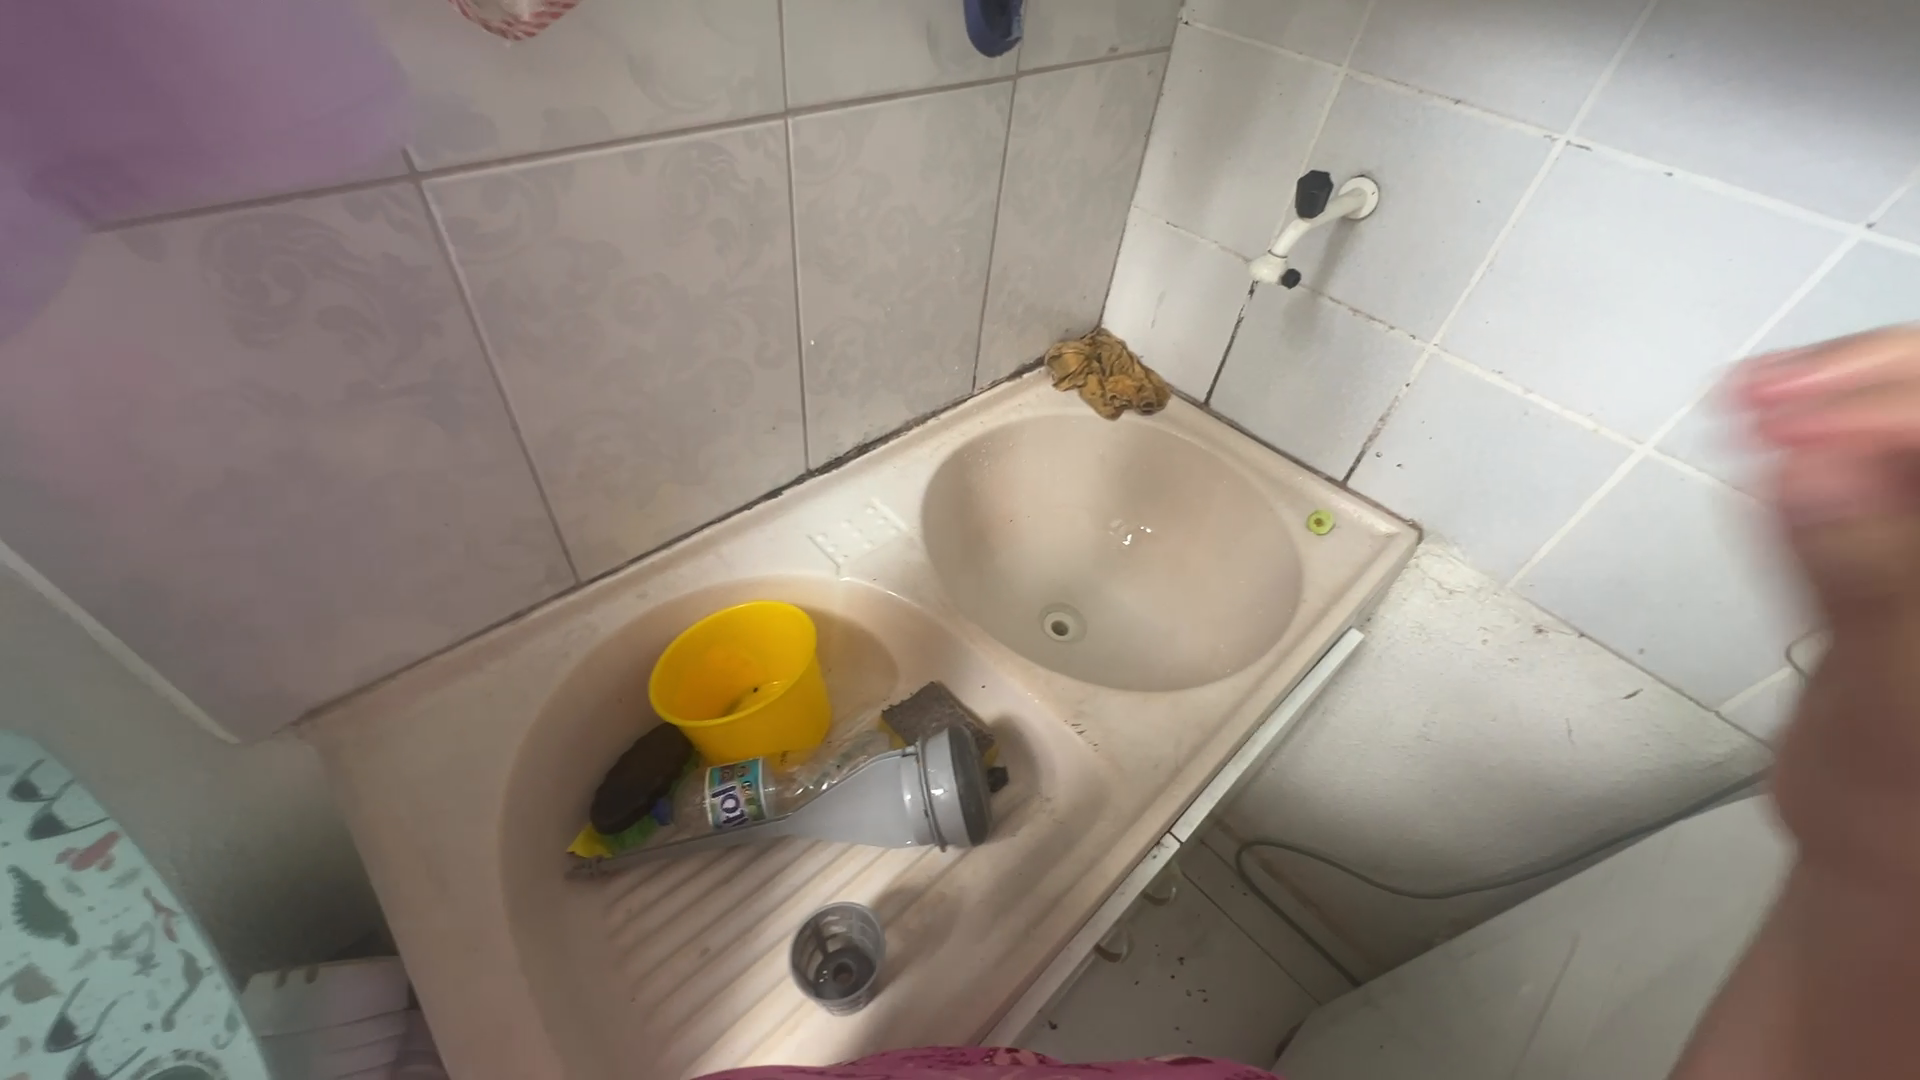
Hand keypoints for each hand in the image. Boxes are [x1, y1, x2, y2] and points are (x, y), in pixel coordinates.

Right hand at [1732, 325, 1919, 886]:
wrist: (1891, 843)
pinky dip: (1817, 434)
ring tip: (1748, 398)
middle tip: (1764, 395)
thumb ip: (1871, 592)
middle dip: (1885, 386)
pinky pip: (1880, 459)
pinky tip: (1764, 427)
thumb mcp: (1896, 713)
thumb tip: (1807, 472)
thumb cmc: (1907, 807)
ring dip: (1844, 398)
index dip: (1911, 416)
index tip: (1794, 430)